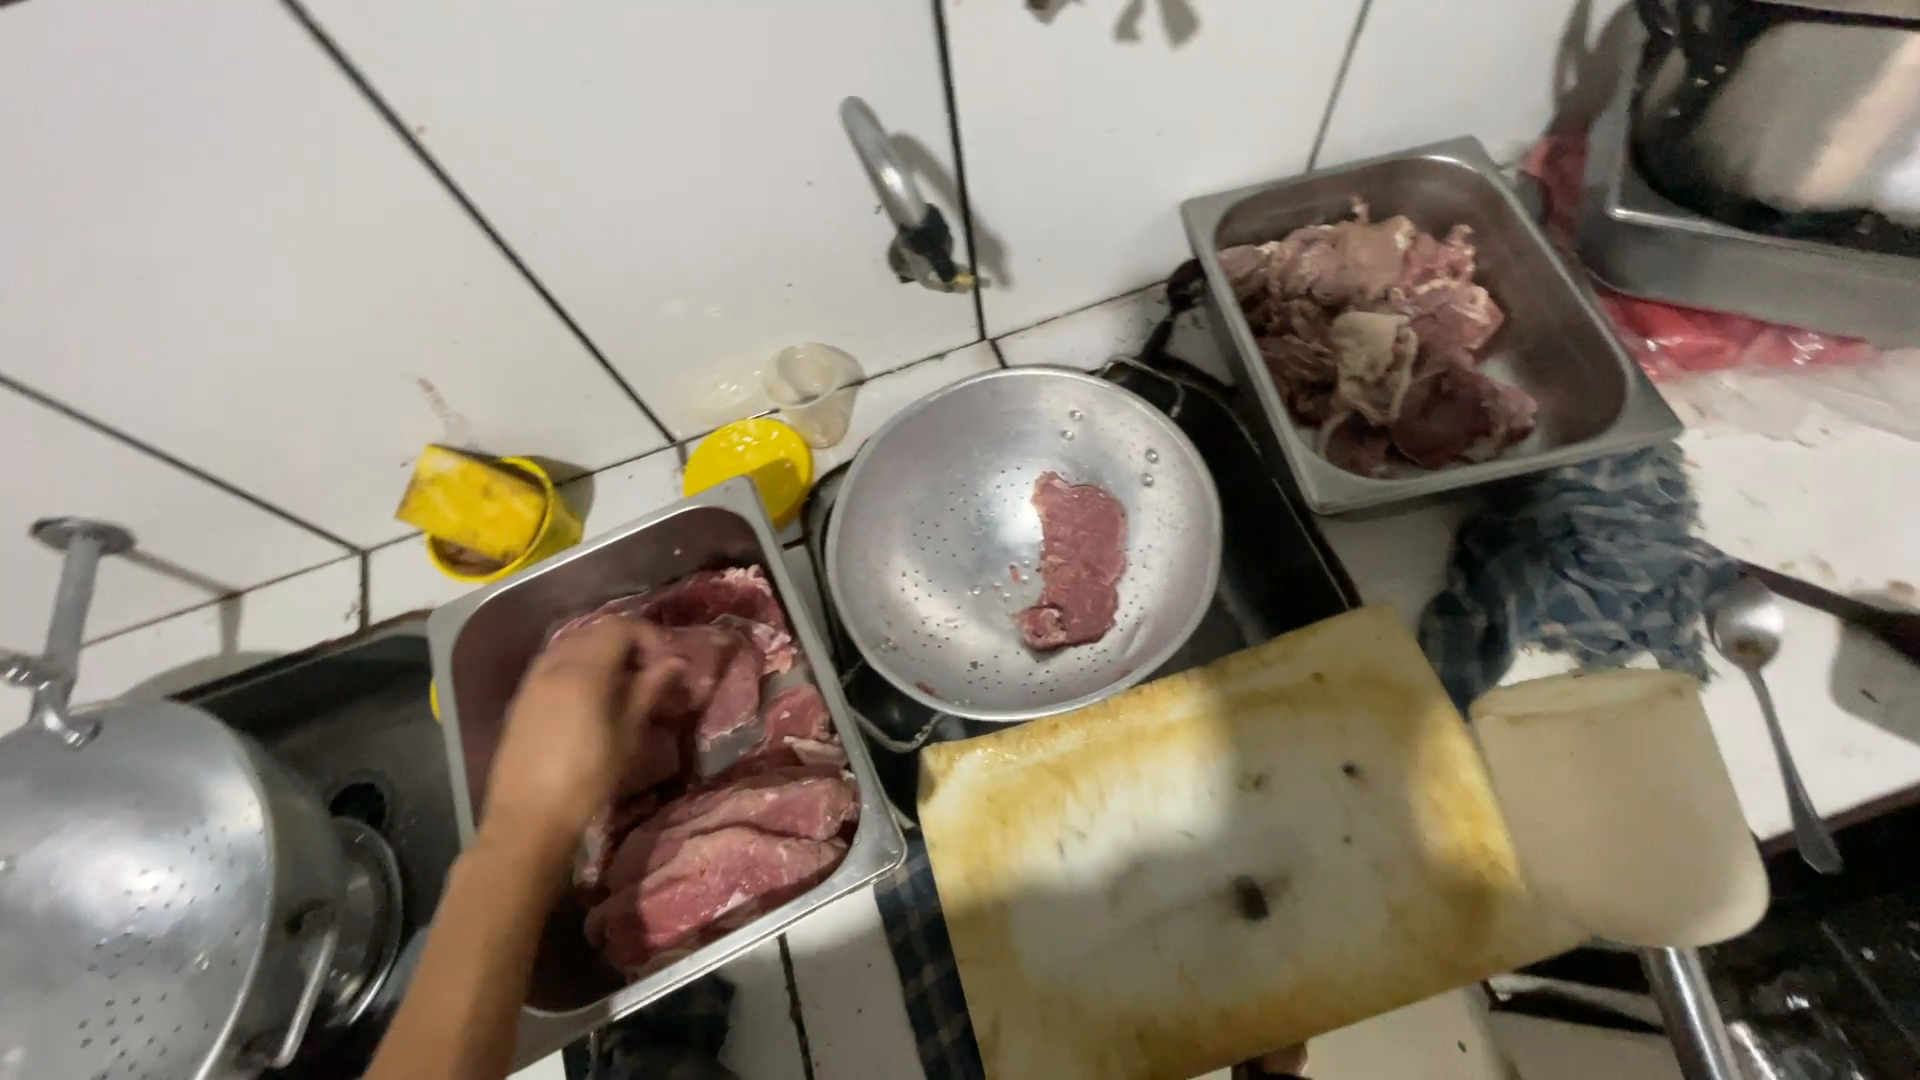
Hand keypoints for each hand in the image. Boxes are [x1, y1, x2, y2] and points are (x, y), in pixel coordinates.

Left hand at [479, 619, 683, 865]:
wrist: (528, 817)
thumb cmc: (587, 777)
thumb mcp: (628, 733)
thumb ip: (650, 689)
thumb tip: (676, 661)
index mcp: (584, 670)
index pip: (620, 627)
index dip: (648, 635)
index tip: (666, 660)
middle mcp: (554, 665)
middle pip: (595, 631)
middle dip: (627, 641)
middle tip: (649, 668)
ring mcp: (533, 680)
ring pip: (572, 644)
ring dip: (602, 651)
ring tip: (623, 681)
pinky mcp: (522, 698)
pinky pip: (554, 663)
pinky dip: (579, 664)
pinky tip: (592, 695)